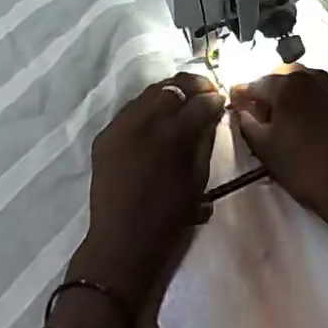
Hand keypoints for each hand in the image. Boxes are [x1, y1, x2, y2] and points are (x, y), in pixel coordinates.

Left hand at [70, 74, 224, 301]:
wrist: (123, 241)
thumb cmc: (168, 218)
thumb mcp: (198, 180)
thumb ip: (204, 142)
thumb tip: (210, 115)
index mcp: (172, 136)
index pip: (198, 103)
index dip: (213, 98)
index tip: (221, 97)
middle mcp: (144, 122)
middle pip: (172, 88)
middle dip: (192, 86)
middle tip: (206, 89)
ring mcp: (120, 125)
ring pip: (148, 93)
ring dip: (169, 92)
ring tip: (183, 97)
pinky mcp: (105, 133)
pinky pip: (130, 109)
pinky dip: (147, 106)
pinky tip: (157, 113)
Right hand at [230, 69, 327, 236]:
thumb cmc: (302, 168)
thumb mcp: (263, 147)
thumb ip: (245, 122)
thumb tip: (241, 110)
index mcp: (284, 85)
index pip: (252, 84)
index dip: (238, 95)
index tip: (232, 105)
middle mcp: (305, 77)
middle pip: (274, 77)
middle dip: (262, 92)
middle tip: (255, 114)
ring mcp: (326, 85)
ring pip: (295, 80)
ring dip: (282, 92)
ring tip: (277, 116)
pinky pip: (312, 87)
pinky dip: (301, 95)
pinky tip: (298, 115)